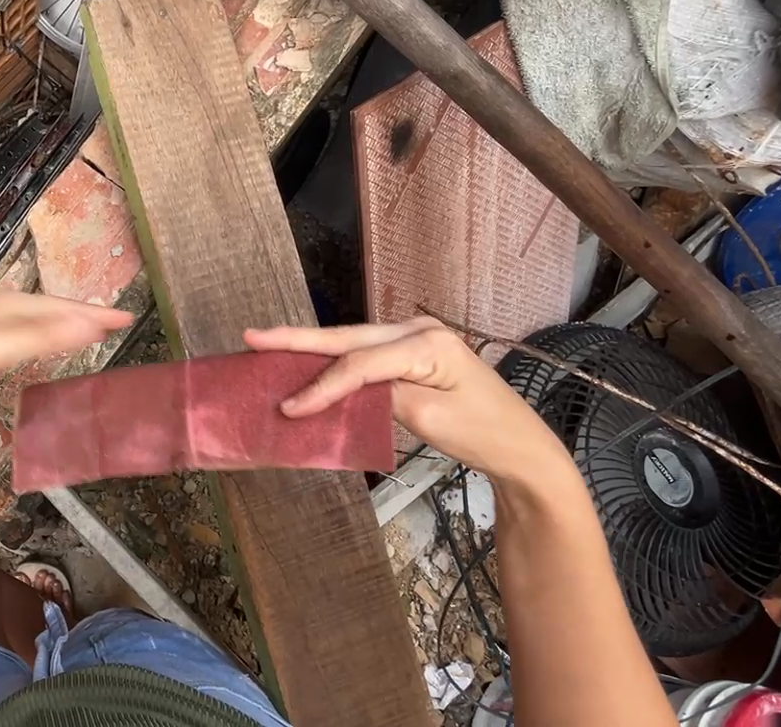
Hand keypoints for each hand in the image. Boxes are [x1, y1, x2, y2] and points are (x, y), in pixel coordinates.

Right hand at [245, 317, 574, 487]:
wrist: (527, 450)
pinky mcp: (412, 352)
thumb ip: (382, 396)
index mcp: (427, 343)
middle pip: (348, 338)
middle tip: (254, 336)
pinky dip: (334, 359)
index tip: (290, 408)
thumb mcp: (430, 419)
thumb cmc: (486, 435)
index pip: (360, 365)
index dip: (321, 386)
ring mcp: (416, 337)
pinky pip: (364, 353)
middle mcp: (418, 330)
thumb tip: (341, 388)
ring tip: (269, 342)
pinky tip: (307, 357)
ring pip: (352, 342)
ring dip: (311, 346)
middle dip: (298, 339)